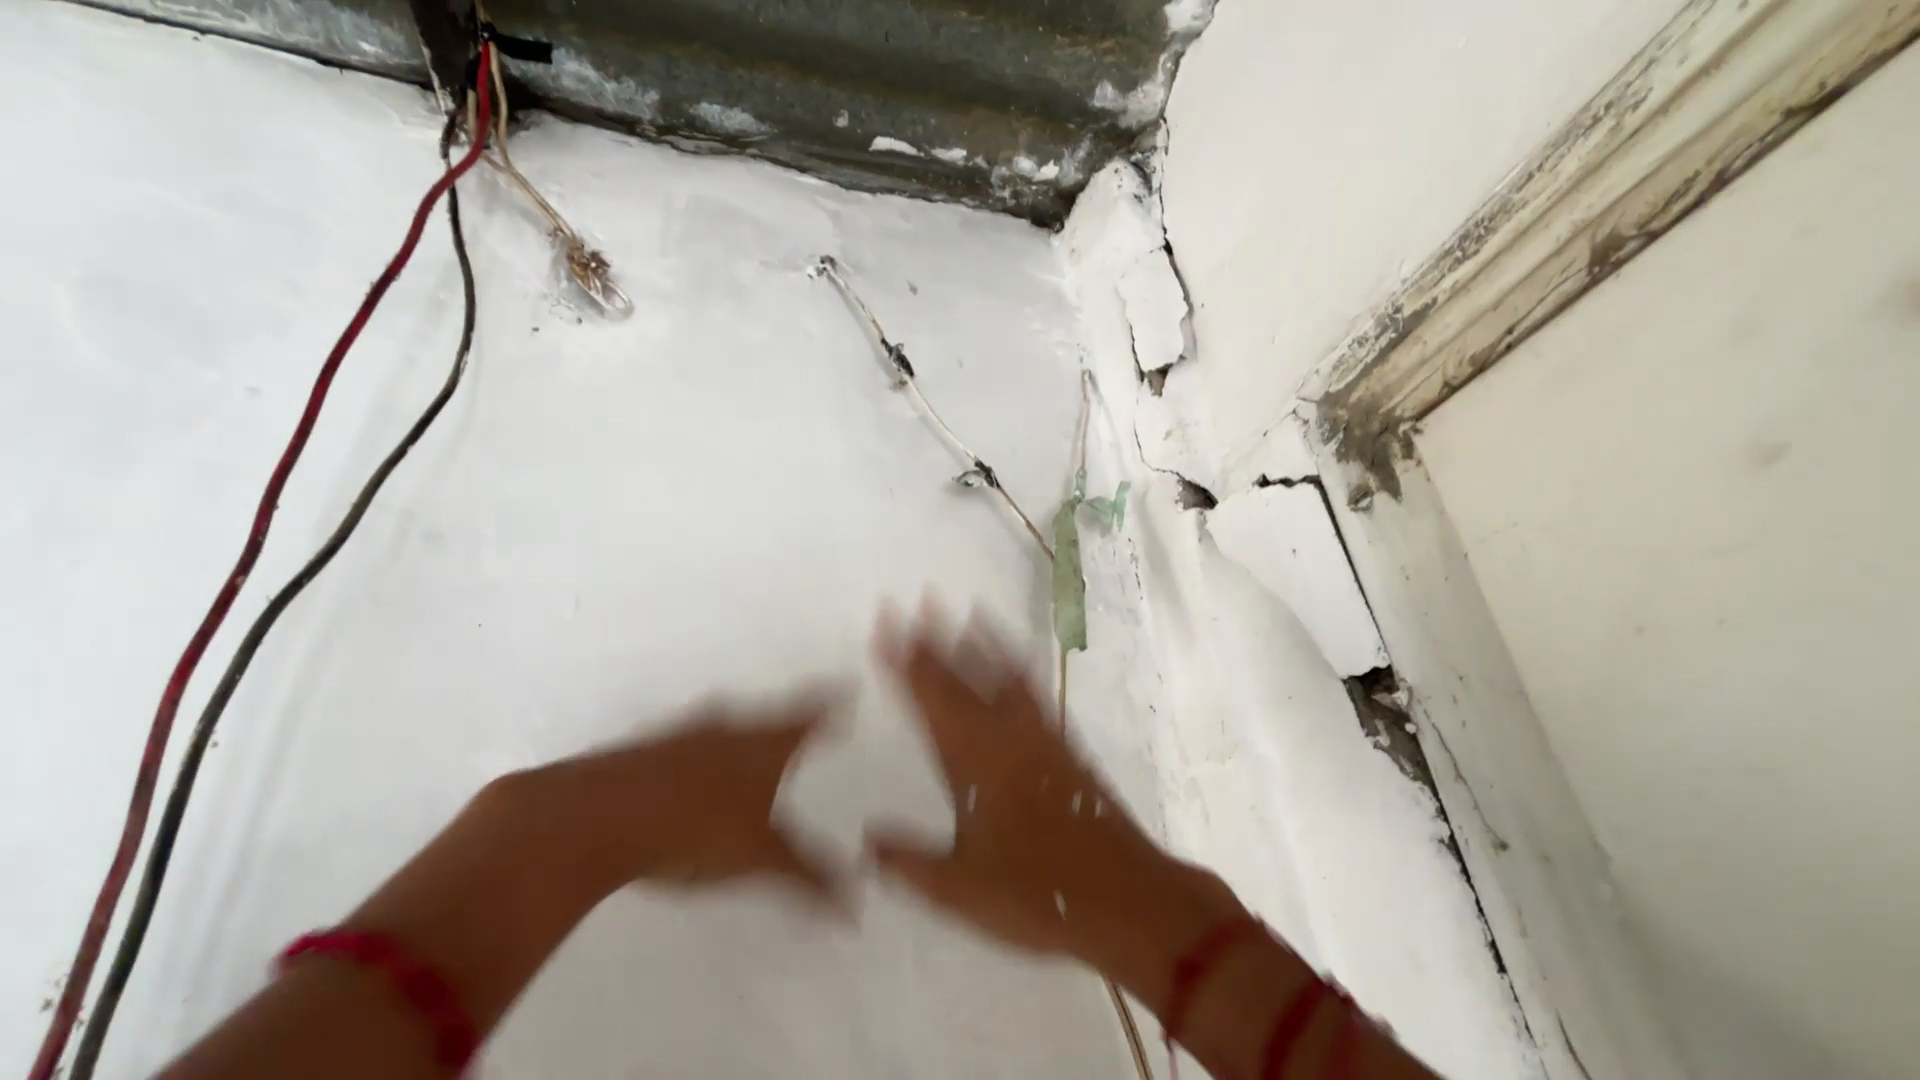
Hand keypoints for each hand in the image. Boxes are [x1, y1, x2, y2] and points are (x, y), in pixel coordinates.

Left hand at [494, 695, 841, 908]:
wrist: (588, 819)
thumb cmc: (694, 829)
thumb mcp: (760, 860)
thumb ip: (808, 879)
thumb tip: (852, 906)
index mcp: (764, 742)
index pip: (809, 714)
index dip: (831, 704)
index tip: (846, 690)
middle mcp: (726, 726)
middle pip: (767, 716)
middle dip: (787, 722)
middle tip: (804, 726)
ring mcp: (680, 735)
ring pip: (723, 728)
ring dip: (740, 739)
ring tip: (752, 755)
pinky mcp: (641, 752)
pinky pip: (686, 748)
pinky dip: (701, 760)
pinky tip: (694, 783)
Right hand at [867, 604, 1241, 1005]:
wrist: (1126, 898)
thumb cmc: (1037, 895)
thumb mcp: (960, 890)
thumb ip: (909, 863)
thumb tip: (865, 841)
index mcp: (973, 761)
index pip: (928, 697)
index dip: (904, 660)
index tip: (886, 623)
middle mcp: (1005, 737)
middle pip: (963, 676)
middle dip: (935, 639)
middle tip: (916, 602)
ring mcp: (1041, 740)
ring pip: (1003, 676)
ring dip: (980, 643)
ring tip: (968, 610)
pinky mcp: (1067, 751)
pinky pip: (1036, 694)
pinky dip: (1020, 669)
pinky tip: (1017, 666)